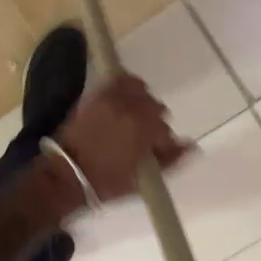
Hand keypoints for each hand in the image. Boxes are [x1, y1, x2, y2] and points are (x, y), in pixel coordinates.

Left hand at [53, 74, 189, 202]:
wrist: (68, 172)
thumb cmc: (106, 182)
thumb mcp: (141, 178)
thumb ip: (170, 160)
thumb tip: (192, 146)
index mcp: (145, 131)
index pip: (165, 130)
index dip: (162, 141)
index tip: (154, 149)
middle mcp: (132, 110)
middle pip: (156, 108)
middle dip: (153, 121)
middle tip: (142, 135)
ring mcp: (113, 99)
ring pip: (141, 90)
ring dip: (142, 101)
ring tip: (133, 114)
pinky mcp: (98, 94)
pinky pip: (120, 78)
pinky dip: (127, 84)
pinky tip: (126, 95)